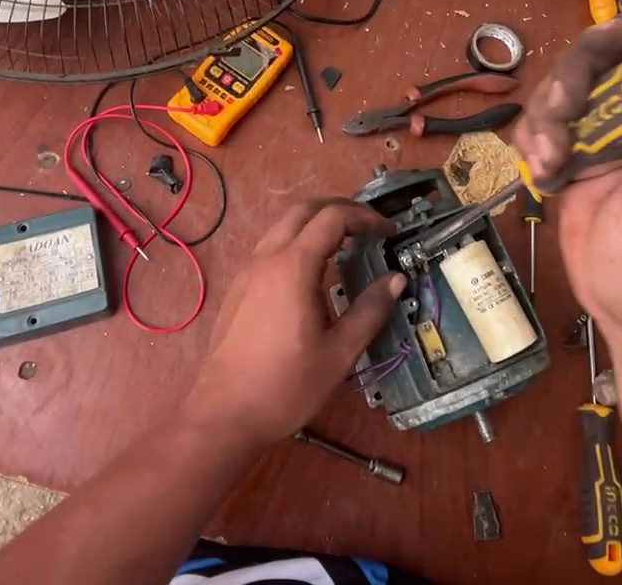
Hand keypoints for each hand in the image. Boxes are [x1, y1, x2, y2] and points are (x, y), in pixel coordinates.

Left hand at [183, 198, 404, 448]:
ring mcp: (249, 271)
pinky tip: (312, 268)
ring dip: (316, 220)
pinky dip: (297, 238)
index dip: (365, 217)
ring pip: (283, 224)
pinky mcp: (240, 287)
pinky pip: (271, 245)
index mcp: (294, 266)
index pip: (333, 218)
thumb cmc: (287, 386)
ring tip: (345, 240)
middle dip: (340, 207)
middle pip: (304, 210)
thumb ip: (370, 310)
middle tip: (368, 224)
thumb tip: (396, 279)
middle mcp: (268, 258)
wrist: (224, 414)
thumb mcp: (340, 353)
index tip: (389, 231)